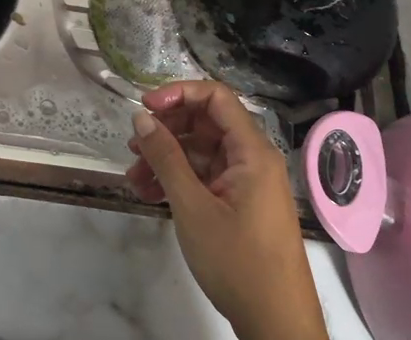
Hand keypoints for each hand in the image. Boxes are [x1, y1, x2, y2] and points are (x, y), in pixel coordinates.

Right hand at [128, 81, 327, 339]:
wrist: (277, 325)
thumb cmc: (238, 261)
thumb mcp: (192, 206)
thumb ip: (166, 157)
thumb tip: (141, 118)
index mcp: (252, 152)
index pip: (216, 97)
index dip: (178, 93)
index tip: (145, 107)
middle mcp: (253, 160)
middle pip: (205, 123)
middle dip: (166, 130)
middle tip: (133, 147)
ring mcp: (247, 183)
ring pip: (200, 152)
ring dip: (165, 159)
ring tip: (133, 178)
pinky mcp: (240, 205)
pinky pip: (205, 176)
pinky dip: (177, 180)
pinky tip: (149, 193)